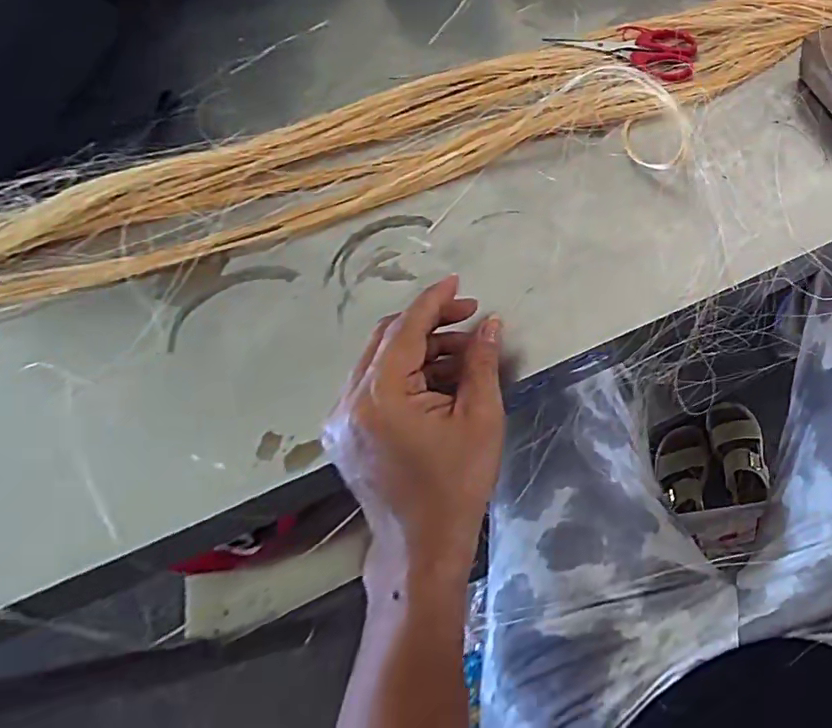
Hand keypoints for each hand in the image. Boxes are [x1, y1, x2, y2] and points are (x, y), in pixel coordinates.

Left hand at [324, 275, 504, 587]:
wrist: (421, 548)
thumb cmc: (456, 485)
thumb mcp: (480, 419)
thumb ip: (481, 363)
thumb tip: (490, 324)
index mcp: (380, 396)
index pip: (405, 329)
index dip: (434, 301)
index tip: (457, 284)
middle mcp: (349, 402)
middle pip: (387, 338)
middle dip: (429, 322)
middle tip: (471, 319)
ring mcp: (341, 419)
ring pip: (380, 359)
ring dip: (420, 348)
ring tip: (464, 356)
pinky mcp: (345, 433)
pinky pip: (374, 383)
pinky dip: (406, 372)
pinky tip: (439, 380)